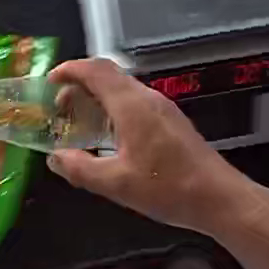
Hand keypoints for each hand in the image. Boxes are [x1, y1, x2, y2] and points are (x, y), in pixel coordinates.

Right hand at [44, 58, 265, 237]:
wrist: (219, 198)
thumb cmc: (169, 188)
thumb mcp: (117, 185)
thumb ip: (81, 169)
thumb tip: (55, 158)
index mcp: (132, 105)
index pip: (96, 70)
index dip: (69, 70)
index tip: (50, 81)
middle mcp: (147, 98)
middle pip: (108, 76)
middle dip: (79, 86)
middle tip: (59, 108)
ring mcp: (161, 108)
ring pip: (121, 89)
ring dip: (96, 98)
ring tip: (78, 122)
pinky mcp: (170, 121)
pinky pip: (134, 103)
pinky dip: (112, 109)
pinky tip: (106, 136)